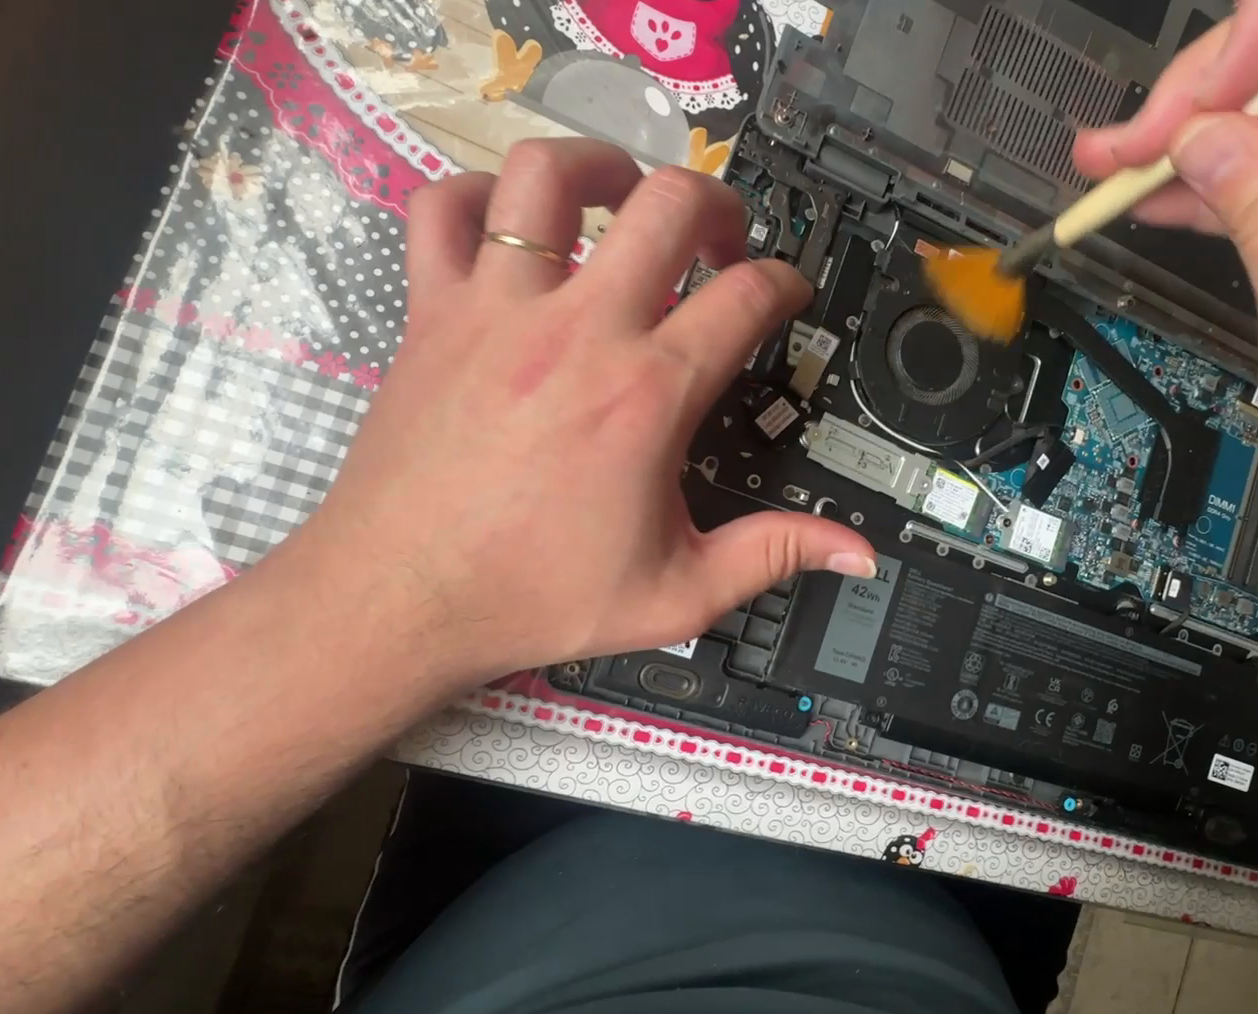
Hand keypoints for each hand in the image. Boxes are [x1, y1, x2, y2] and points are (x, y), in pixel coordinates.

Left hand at [292, 138, 874, 684]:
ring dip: (602, 168)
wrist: (401, 601)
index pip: (745, 298)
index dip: (784, 284)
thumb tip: (856, 554)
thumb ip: (775, 556)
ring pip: (548, 176)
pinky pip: (443, 210)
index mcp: (648, 396)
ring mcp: (498, 311)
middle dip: (716, 205)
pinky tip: (510, 226)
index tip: (787, 294)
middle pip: (666, 205)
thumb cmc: (535, 597)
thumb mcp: (679, 593)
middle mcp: (578, 332)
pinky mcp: (433, 314)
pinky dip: (480, 197)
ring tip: (625, 198)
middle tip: (723, 239)